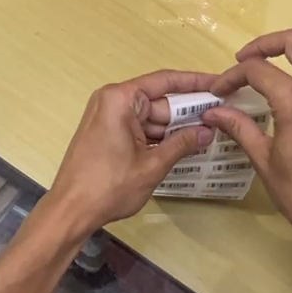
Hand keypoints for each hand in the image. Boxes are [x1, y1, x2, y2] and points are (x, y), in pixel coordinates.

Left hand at [43, 70, 219, 236]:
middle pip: (159, 101)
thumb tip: (209, 131)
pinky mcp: (106, 133)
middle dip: (188, 112)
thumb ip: (182, 143)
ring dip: (175, 128)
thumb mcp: (152, 165)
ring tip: (209, 134)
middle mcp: (112, 101)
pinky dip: (159, 138)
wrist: (71, 210)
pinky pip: (139, 128)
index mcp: (121, 99)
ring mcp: (108, 117)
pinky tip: (184, 146)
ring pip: (151, 118)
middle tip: (221, 117)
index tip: (220, 84)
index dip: (196, 83)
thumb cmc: (109, 186)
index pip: (166, 82)